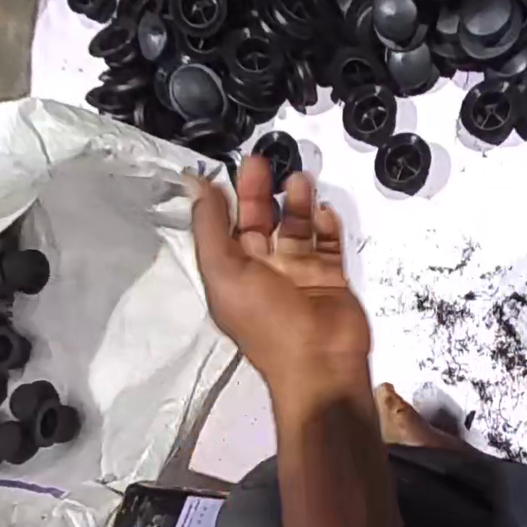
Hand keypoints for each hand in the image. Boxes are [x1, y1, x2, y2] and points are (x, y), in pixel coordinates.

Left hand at [190, 158, 371, 413]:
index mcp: (235, 274)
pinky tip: (324, 212)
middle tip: (264, 164)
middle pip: (263, 222)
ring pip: (297, 229)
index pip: (227, 227)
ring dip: (298, 204)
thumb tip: (195, 185)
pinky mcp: (331, 279)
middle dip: (262, 192)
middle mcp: (266, 273)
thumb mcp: (224, 273)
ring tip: (301, 182)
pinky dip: (327, 226)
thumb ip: (210, 227)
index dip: (228, 198)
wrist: (321, 362)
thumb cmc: (270, 326)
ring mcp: (300, 275)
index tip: (232, 169)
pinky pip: (328, 245)